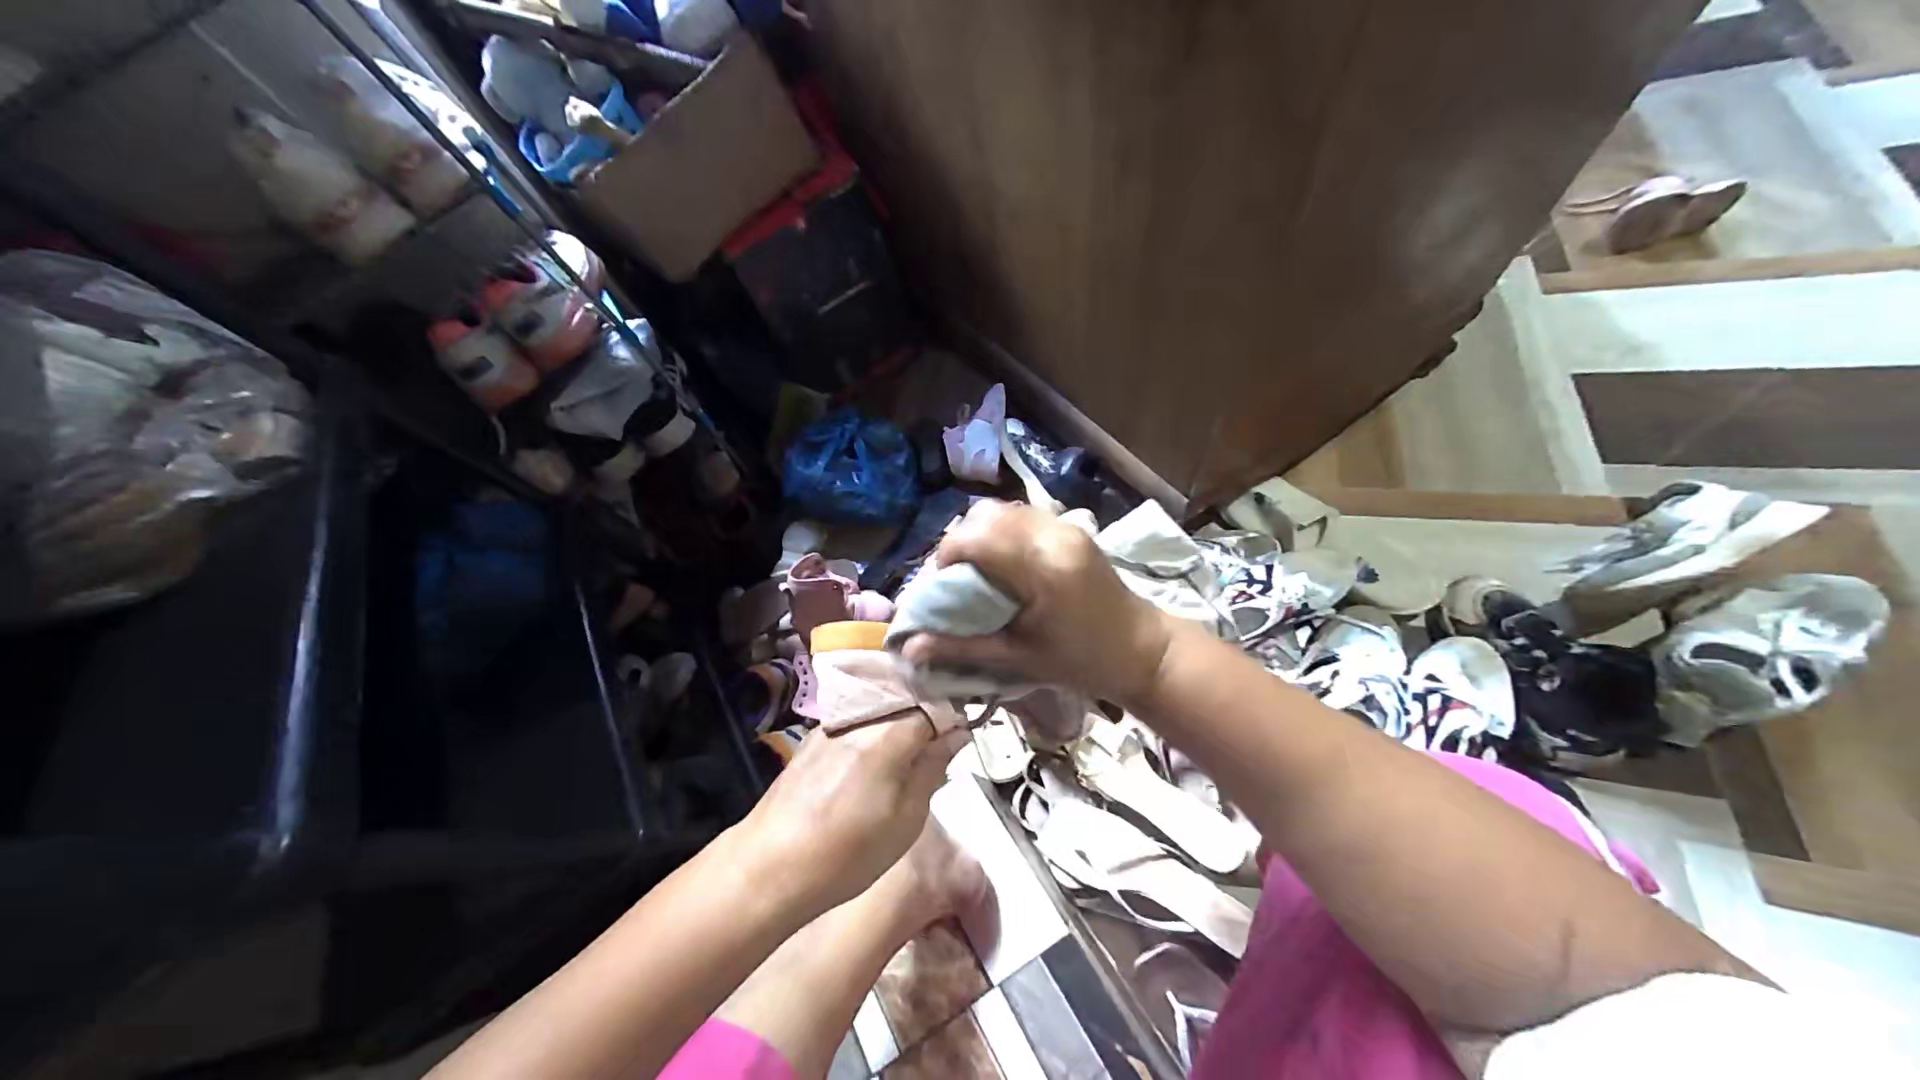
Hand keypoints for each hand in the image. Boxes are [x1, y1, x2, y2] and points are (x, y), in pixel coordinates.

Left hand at [738, 715, 967, 914]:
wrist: (768, 868)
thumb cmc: (846, 853)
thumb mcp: (907, 820)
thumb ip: (932, 767)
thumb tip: (955, 733)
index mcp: (887, 734)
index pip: (935, 706)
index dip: (953, 720)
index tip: (962, 739)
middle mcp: (859, 717)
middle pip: (906, 700)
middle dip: (927, 718)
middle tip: (937, 753)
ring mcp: (832, 725)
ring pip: (880, 709)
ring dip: (900, 725)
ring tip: (906, 761)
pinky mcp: (813, 740)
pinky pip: (856, 721)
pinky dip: (873, 733)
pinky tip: (873, 765)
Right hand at [899, 500, 1175, 704]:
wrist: (1143, 650)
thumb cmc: (1081, 662)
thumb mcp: (1019, 659)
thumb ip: (962, 647)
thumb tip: (908, 647)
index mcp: (1042, 568)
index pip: (976, 537)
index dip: (946, 554)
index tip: (941, 584)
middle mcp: (1054, 535)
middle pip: (986, 514)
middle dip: (959, 540)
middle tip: (955, 577)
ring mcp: (1067, 526)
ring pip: (1004, 509)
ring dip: (980, 532)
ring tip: (977, 568)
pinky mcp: (1073, 526)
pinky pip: (1024, 514)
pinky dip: (1002, 529)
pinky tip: (1003, 560)